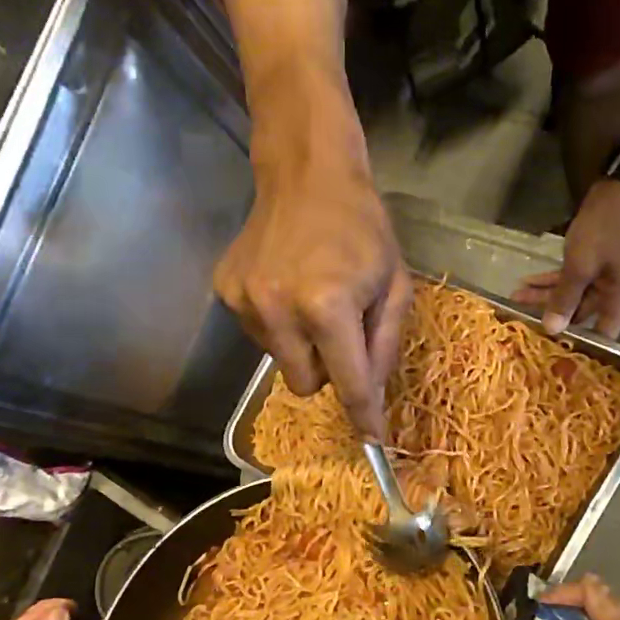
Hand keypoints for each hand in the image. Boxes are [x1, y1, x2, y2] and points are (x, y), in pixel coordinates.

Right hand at [214, 168, 411, 439]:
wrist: (306, 175)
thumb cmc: (362, 228)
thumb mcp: (394, 286)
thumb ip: (383, 345)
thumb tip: (370, 396)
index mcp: (327, 308)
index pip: (347, 382)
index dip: (362, 416)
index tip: (372, 444)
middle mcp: (278, 312)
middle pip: (305, 385)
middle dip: (327, 371)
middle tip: (339, 331)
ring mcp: (245, 303)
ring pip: (281, 361)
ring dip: (301, 346)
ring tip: (311, 297)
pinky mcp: (225, 292)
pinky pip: (259, 335)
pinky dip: (278, 325)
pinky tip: (286, 287)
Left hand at [513, 179, 619, 337]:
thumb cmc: (605, 231)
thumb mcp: (581, 266)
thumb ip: (565, 298)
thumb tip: (552, 329)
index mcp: (618, 302)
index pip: (602, 338)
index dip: (579, 347)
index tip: (550, 352)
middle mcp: (613, 295)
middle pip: (580, 316)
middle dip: (550, 316)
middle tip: (519, 318)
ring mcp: (604, 279)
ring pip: (572, 295)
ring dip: (545, 295)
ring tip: (515, 296)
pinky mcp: (595, 264)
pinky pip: (572, 279)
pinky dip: (553, 280)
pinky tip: (528, 280)